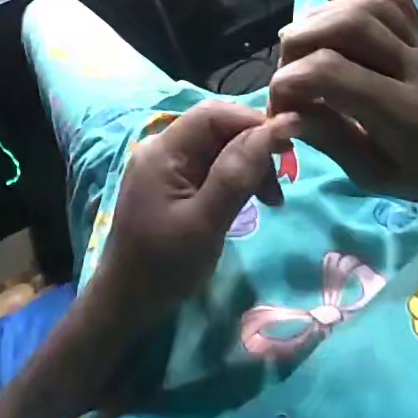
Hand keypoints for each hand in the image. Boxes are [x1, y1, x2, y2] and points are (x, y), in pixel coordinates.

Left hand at [91, 101, 300, 332]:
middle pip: (216, 127)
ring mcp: (164, 164)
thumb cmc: (164, 266)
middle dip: (254, 147)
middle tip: (281, 184)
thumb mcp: (206, 222)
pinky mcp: (171, 182)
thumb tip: (274, 130)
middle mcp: (161, 148)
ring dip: (249, 165)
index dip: (253, 121)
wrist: (127, 302)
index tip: (291, 147)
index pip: (213, 114)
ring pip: (217, 146)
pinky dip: (235, 178)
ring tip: (272, 200)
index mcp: (163, 150)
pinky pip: (209, 165)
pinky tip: (251, 200)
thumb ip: (237, 174)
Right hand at [269, 0, 417, 201]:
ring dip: (320, 15)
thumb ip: (327, 140)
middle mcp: (416, 68)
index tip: (278, 103)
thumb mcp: (372, 176)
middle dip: (298, 41)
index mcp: (404, 113)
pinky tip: (332, 5)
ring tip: (302, 43)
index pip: (331, 72)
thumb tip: (281, 115)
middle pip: (348, 25)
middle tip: (285, 70)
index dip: (288, 80)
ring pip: (368, 3)